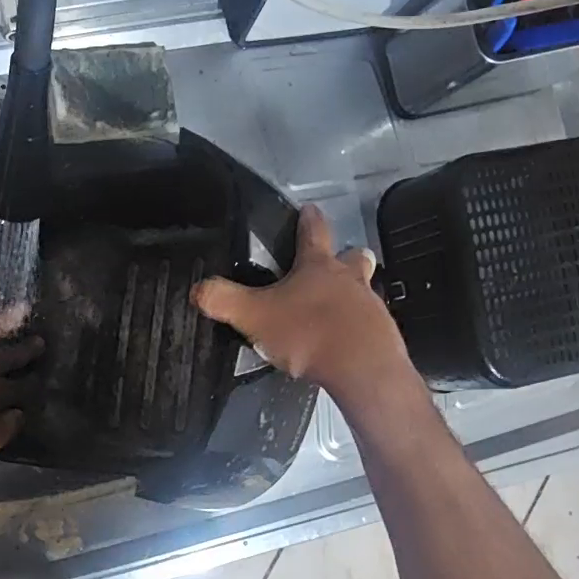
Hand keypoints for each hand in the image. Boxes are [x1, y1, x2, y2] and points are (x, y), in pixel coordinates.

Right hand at [192, 205, 412, 400]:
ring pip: (364, 291)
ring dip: (351, 296)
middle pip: (353, 258)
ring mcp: (370, 306)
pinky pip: (368, 326)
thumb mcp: (255, 317)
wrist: (362, 369)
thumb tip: (198, 288)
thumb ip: (225, 301)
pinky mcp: (381, 335)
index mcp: (318, 267)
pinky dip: (356, 331)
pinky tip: (343, 345)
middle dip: (346, 257)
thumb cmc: (308, 334)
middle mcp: (349, 279)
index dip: (308, 219)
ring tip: (333, 312)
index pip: (313, 231)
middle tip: (336, 263)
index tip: (308, 209)